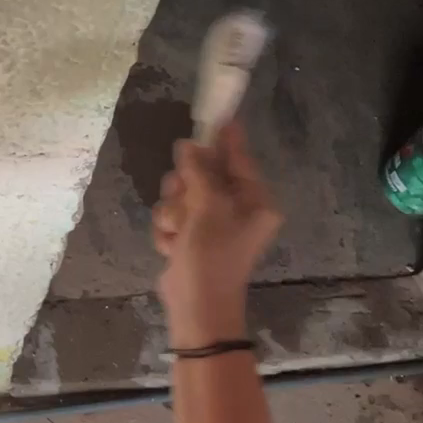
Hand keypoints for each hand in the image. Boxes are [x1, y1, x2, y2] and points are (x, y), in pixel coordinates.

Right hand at [154, 122, 280, 347]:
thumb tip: (188, 144)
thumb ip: (198, 171)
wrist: (197, 309)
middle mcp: (236, 208)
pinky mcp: (191, 236)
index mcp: (254, 200)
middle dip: (184, 186)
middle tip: (182, 198)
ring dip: (172, 211)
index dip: (224, 136)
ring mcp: (212, 222)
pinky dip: (168, 230)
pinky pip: (172, 214)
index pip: (238, 158)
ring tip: (176, 232)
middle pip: (202, 172)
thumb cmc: (212, 257)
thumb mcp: (207, 208)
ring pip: (180, 193)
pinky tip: (172, 248)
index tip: (214, 113)